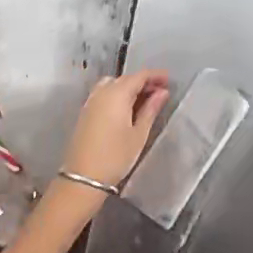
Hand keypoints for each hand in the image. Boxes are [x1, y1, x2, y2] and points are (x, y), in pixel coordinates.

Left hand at [60, 69, 170, 186]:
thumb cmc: (116, 156)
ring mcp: (90, 102)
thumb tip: (161, 93)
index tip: (168, 80)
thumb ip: (150, 110)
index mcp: (117, 94)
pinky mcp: (85, 112)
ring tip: (143, 101)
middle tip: (159, 92)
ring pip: (112, 85)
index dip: (155, 75)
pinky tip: (126, 109)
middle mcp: (101, 93)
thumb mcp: (139, 134)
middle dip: (142, 81)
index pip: (139, 76)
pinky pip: (103, 95)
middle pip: (124, 79)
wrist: (84, 177)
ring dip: (128, 88)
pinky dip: (116, 95)